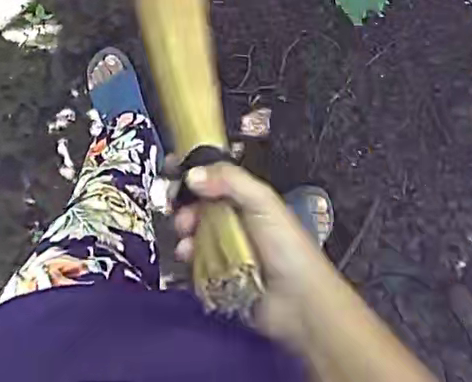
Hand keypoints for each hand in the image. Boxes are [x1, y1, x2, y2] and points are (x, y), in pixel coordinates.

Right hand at [172, 165, 339, 347]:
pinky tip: (187, 256)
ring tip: (185, 235)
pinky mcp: (219, 277)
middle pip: (199, 206)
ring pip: (195, 233)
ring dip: (185, 231)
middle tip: (180, 211)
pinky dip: (188, 257)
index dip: (194, 173)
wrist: (299, 303)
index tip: (172, 169)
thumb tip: (191, 175)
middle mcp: (234, 220)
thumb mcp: (261, 200)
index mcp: (245, 198)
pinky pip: (195, 262)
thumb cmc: (286, 245)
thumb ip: (229, 180)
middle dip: (185, 206)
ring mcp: (227, 249)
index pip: (214, 178)